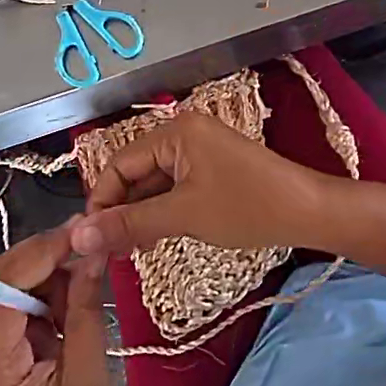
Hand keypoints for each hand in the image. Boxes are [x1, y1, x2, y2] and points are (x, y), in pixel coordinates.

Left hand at [0, 226, 113, 385]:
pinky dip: (43, 295)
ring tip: (85, 271)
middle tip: (84, 242)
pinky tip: (73, 296)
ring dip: (44, 273)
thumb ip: (86, 309)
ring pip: (3, 291)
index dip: (39, 253)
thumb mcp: (90, 376)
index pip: (0, 288)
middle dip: (39, 256)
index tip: (80, 233)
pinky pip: (13, 311)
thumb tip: (92, 253)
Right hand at [70, 114, 335, 257]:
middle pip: (135, 173)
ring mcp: (200, 149)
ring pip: (154, 183)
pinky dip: (162, 211)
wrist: (307, 211)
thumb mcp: (183, 216)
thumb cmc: (247, 208)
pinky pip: (175, 187)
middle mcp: (184, 133)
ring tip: (127, 251)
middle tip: (107, 253)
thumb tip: (78, 236)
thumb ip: (128, 223)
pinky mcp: (213, 167)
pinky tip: (153, 238)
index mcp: (175, 132)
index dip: (101, 202)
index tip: (90, 241)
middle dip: (120, 211)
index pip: (118, 165)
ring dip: (140, 215)